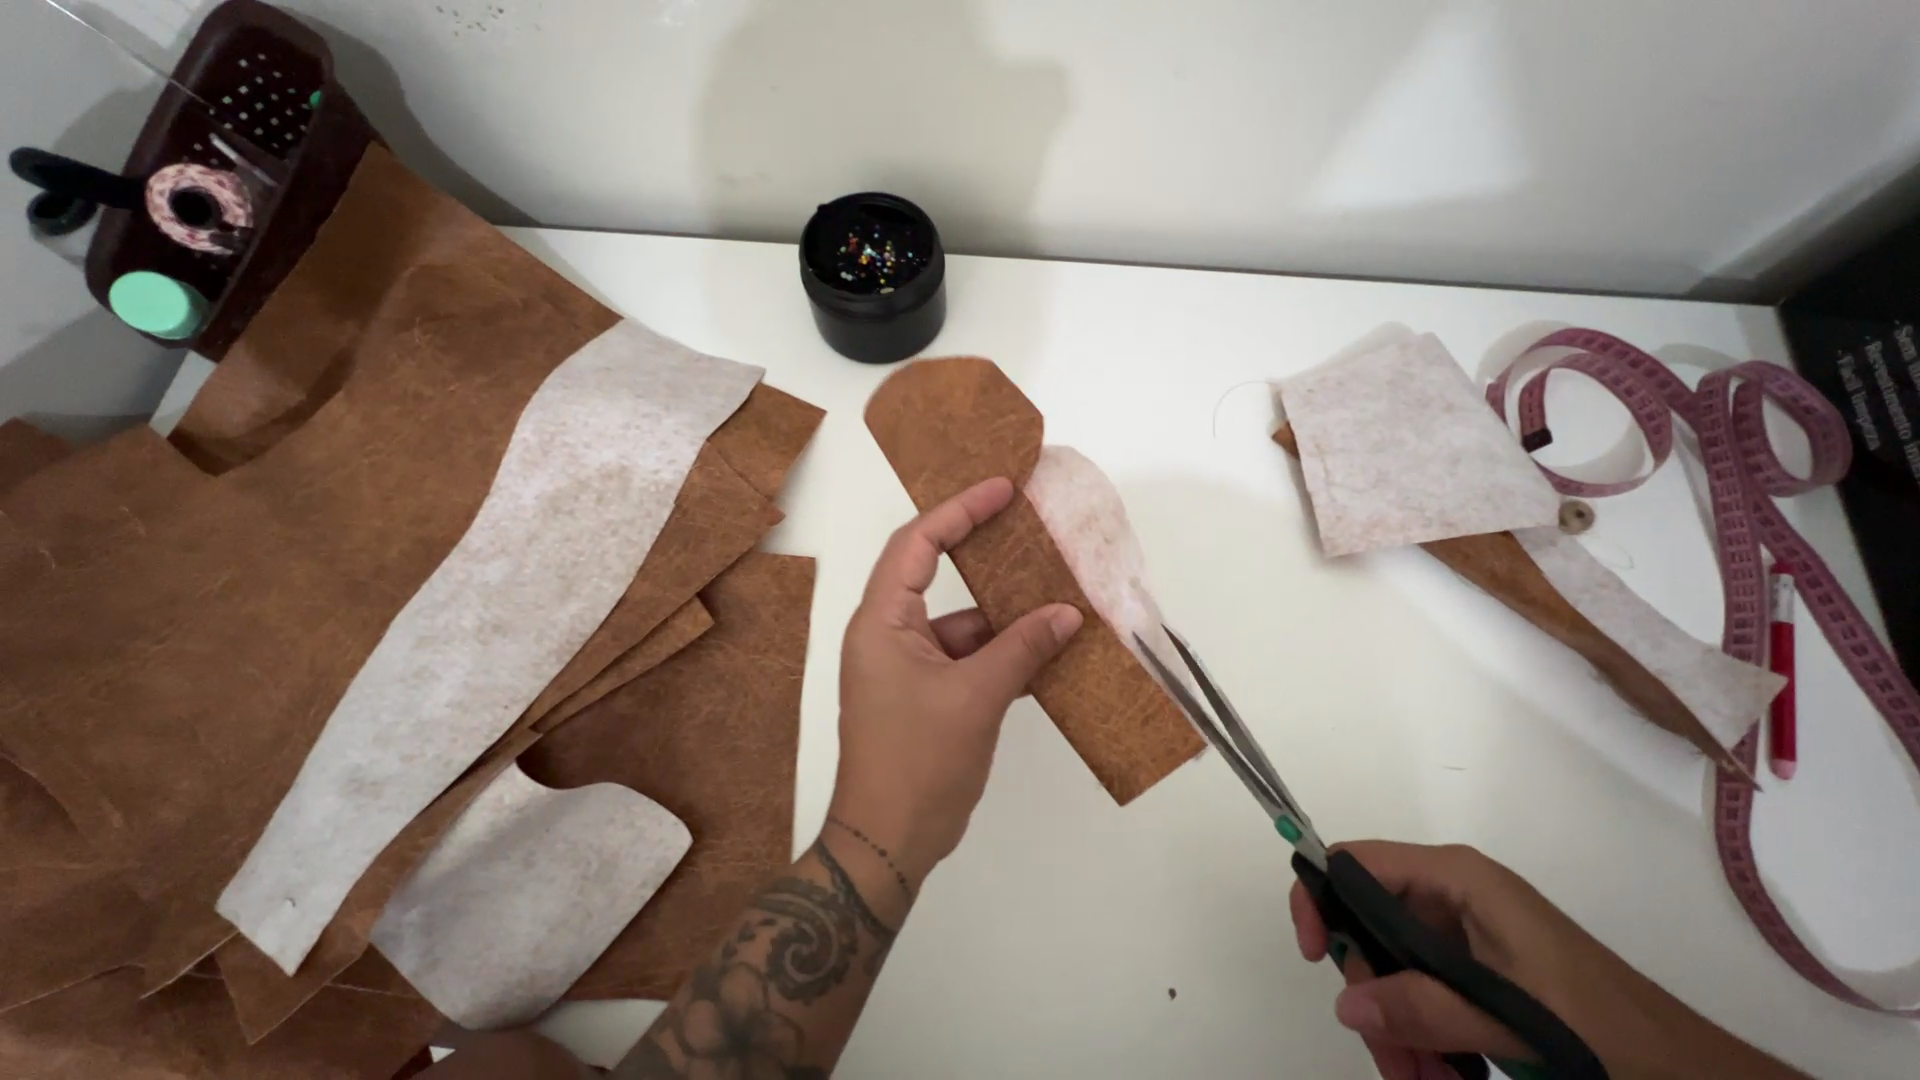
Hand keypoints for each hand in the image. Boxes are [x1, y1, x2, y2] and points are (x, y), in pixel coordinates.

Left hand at [831, 477, 1082, 887]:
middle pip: (935, 576)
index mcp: (882, 623)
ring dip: (1004, 620)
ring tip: (1057, 602)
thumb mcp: (976, 698)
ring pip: (959, 624)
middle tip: (1027, 530)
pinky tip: (1046, 655)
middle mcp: (888, 635)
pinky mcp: (925, 697)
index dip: (958, 510)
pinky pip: (967, 659)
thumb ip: (1022, 650)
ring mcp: (906, 668)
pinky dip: (1002, 656)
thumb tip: (1067, 614)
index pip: (916, 544)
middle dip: (982, 556)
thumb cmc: (919, 761)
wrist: (889, 841)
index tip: (1001, 488)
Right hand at [1289, 842, 1806, 1079]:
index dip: (1320, 896)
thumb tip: (1345, 1005)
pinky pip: (1422, 989)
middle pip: (1368, 924)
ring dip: (1397, 1026)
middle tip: (1391, 1058)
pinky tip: (1439, 1074)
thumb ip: (1426, 1008)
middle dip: (1371, 993)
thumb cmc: (1605, 1026)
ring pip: (1392, 966)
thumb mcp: (1510, 1019)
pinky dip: (1421, 1032)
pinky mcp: (1476, 964)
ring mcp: (1463, 929)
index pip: (1355, 862)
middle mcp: (1451, 893)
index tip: (1312, 954)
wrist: (1692, 1070)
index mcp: (1456, 878)